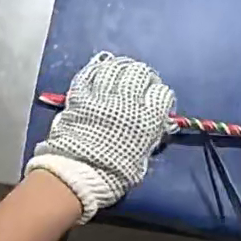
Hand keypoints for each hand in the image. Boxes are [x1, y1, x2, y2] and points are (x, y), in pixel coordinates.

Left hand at [25, 53, 176, 220]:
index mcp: (147, 119)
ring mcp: (101, 97)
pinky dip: (94, 70)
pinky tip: (98, 69)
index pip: (162, 94)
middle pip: (140, 74)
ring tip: (119, 71)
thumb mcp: (141, 158)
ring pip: (114, 69)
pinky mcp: (79, 97)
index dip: (159, 95)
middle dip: (142, 75)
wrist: (78, 172)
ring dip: (119, 67)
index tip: (155, 98)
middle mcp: (127, 102)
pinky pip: (87, 75)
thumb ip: (148, 136)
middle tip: (139, 81)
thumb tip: (154, 125)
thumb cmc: (113, 173)